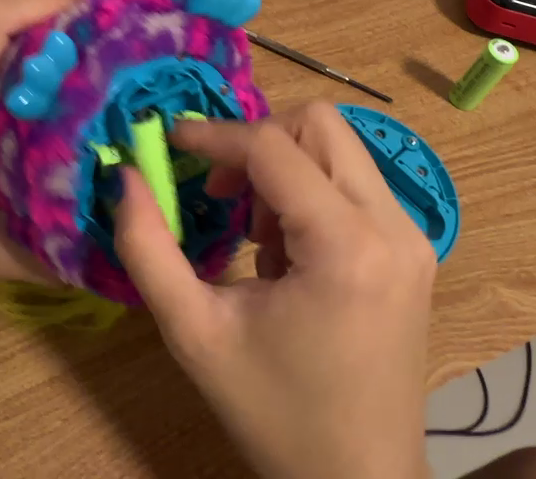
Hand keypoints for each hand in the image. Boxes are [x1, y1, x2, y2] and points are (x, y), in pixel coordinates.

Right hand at [114, 103, 437, 478]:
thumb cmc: (275, 412)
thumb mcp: (194, 332)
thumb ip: (147, 247)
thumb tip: (124, 175)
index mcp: (345, 247)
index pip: (272, 146)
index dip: (212, 134)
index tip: (167, 142)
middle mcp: (392, 227)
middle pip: (319, 124)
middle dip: (257, 141)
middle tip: (219, 190)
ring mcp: (411, 237)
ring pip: (338, 147)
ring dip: (283, 168)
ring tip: (254, 237)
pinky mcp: (411, 250)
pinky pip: (352, 182)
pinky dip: (307, 191)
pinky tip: (285, 252)